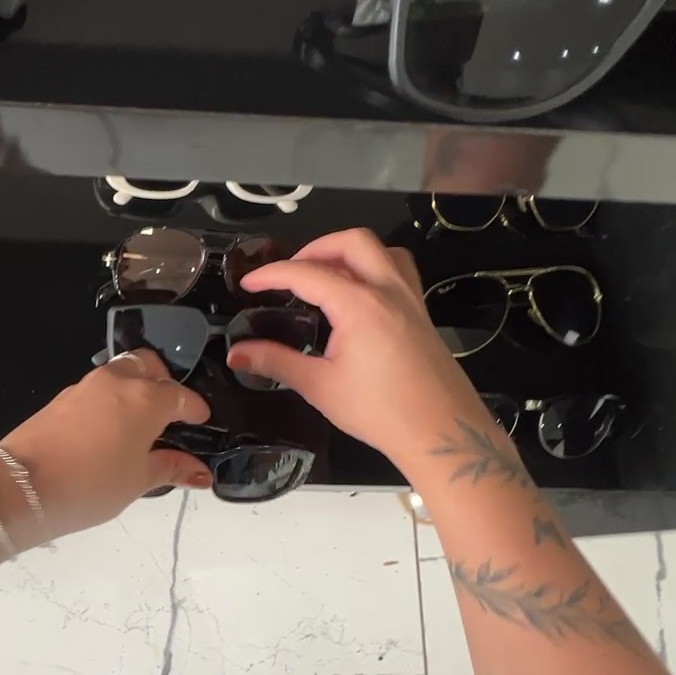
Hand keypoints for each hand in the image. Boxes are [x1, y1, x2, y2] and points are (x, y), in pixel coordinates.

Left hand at [0, 349, 212, 539]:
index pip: (180, 394)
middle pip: (148, 366)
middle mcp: (117, 381)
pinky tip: (108, 430)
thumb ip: (171, 468)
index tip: (200, 422)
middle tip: (169, 413)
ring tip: (138, 423)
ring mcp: (85, 386)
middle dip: (163, 382)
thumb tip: (200, 471)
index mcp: (145, 398)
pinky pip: (96, 389)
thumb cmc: (90, 486)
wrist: (20, 486)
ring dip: (134, 389)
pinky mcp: (61, 398)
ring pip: (119, 373)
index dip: (194, 408)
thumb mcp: (137, 481)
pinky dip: (110, 400)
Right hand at [225, 228, 488, 464]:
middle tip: (288, 274)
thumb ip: (275, 362)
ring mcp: (410, 299)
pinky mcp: (420, 313)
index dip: (272, 274)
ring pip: (380, 251)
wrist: (440, 431)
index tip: (248, 284)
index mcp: (360, 305)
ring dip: (347, 252)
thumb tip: (235, 354)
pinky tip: (355, 294)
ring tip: (322, 276)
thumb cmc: (378, 410)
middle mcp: (388, 290)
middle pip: (352, 243)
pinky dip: (371, 267)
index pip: (308, 274)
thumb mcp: (319, 386)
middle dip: (314, 249)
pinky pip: (397, 270)